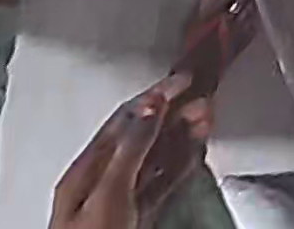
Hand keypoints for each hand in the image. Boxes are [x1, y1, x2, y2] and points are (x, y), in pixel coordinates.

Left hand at [50, 73, 212, 228]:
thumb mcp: (108, 197)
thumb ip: (131, 149)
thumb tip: (151, 106)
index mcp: (86, 172)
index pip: (124, 119)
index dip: (155, 95)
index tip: (185, 79)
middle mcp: (102, 180)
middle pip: (143, 135)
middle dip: (175, 113)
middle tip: (203, 99)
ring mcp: (120, 199)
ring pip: (156, 155)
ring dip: (182, 132)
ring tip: (207, 117)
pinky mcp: (138, 216)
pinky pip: (163, 179)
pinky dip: (182, 160)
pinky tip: (197, 147)